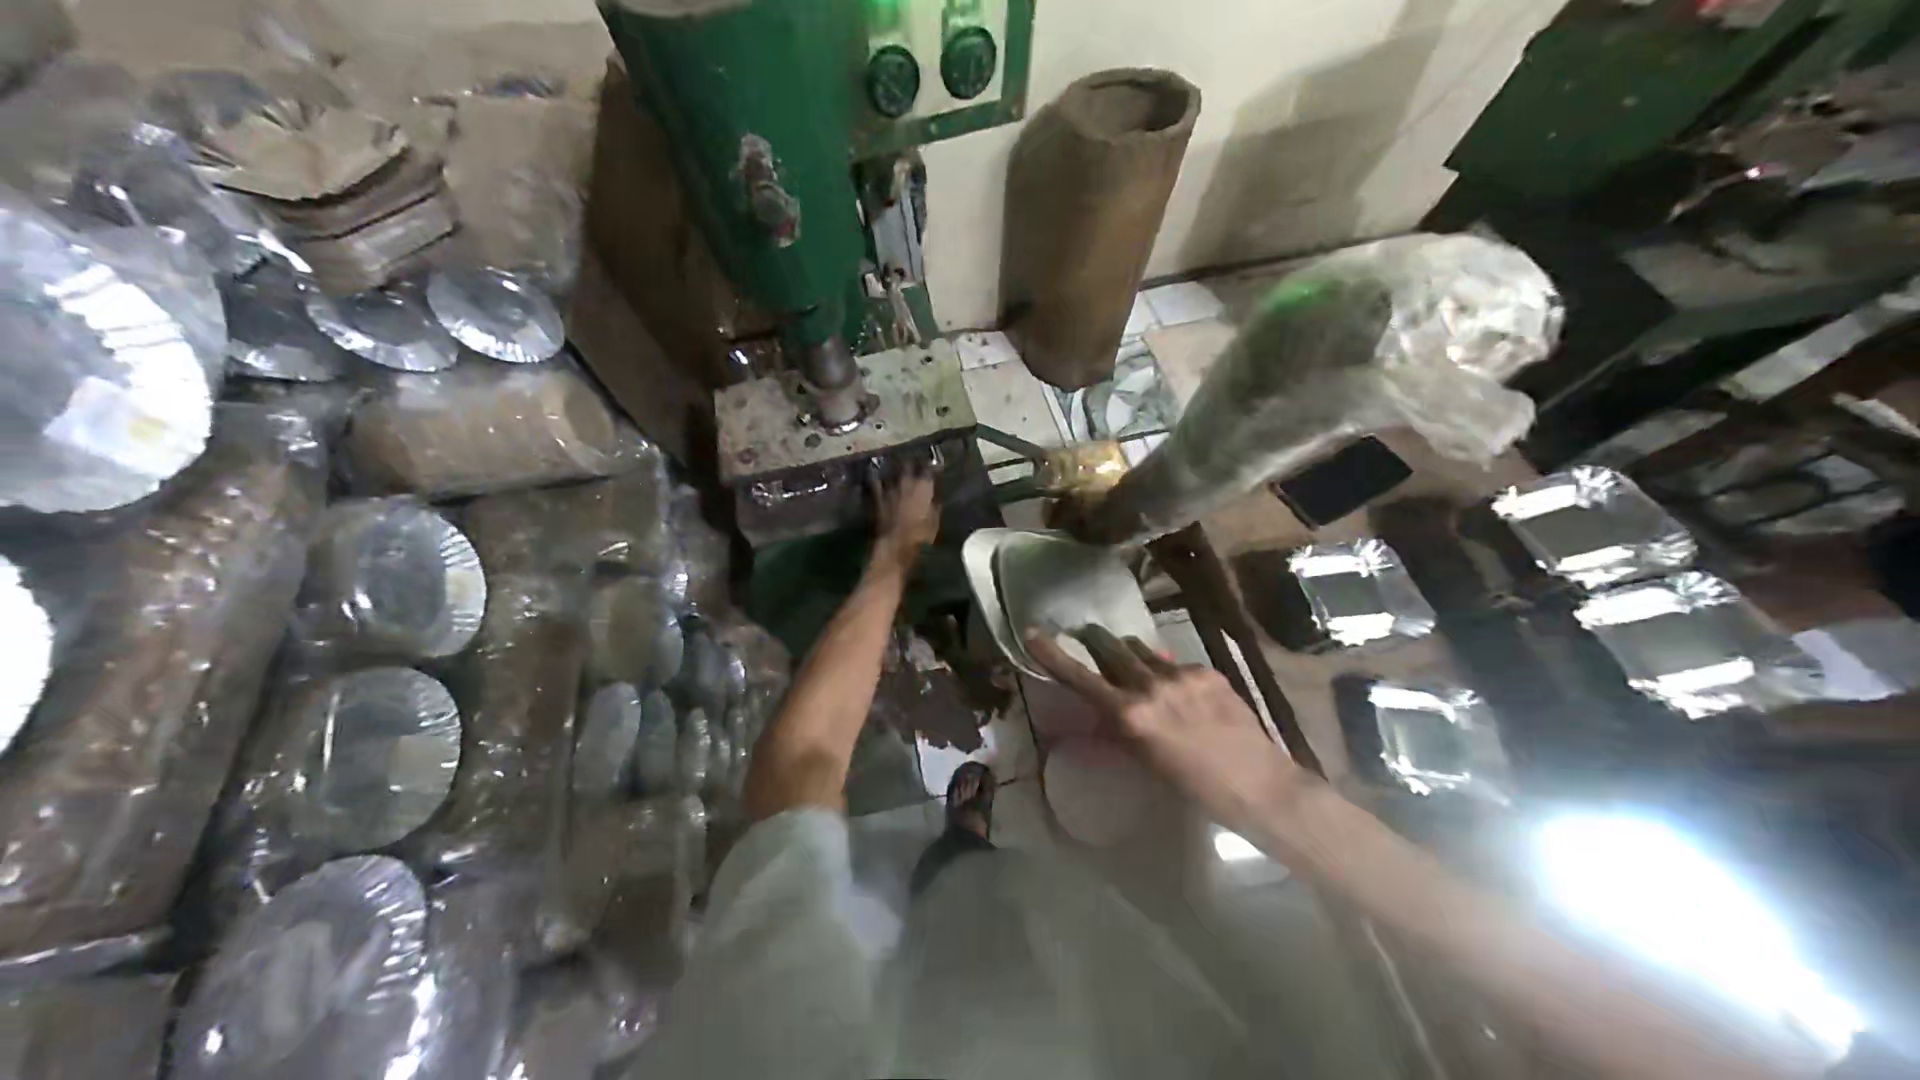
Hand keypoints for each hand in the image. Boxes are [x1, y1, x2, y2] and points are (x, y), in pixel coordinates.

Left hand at [872, 464, 938, 569]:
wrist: (895, 544)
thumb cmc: (921, 535)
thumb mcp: (934, 520)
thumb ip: (934, 504)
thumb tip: (933, 496)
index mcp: (924, 486)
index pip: (929, 469)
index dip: (932, 467)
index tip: (934, 466)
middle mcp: (906, 481)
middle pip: (909, 465)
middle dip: (912, 463)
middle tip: (914, 464)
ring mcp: (890, 487)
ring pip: (892, 470)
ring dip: (894, 468)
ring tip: (896, 466)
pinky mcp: (877, 496)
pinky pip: (875, 482)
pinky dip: (876, 477)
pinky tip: (876, 475)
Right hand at [1025, 626, 1305, 831]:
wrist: (1257, 783)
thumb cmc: (1194, 786)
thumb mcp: (1145, 758)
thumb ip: (1123, 724)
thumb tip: (1108, 703)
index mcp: (1130, 715)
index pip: (1080, 677)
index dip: (1052, 654)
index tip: (1033, 632)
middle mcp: (1150, 686)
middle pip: (1111, 646)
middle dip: (1096, 640)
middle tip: (1089, 636)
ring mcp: (1181, 674)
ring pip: (1143, 649)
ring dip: (1134, 655)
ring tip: (1143, 672)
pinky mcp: (1206, 670)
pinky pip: (1175, 662)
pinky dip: (1170, 672)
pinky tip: (1186, 694)